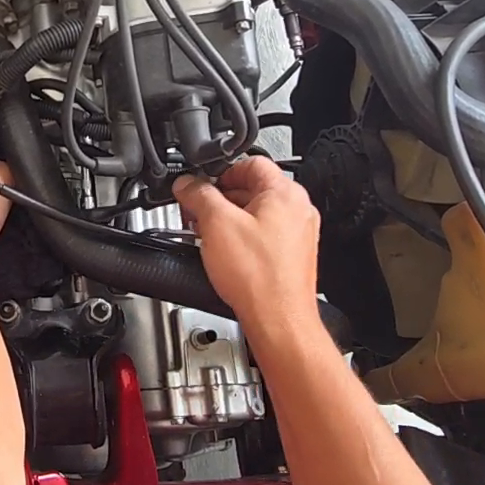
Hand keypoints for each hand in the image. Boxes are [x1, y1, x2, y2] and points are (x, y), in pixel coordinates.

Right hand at [172, 157, 320, 334]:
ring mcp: (297, 235)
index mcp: (286, 194)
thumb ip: (198, 194)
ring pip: (255, 213)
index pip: (249, 163)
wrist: (278, 321)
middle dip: (219, 199)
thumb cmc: (259, 277)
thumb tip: (187, 183)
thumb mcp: (216, 223)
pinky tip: (223, 252)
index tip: (200, 185)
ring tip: (206, 234)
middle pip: (251, 189)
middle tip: (197, 211)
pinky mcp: (291, 256)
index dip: (219, 171)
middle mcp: (298, 211)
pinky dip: (240, 238)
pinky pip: (262, 235)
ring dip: (227, 219)